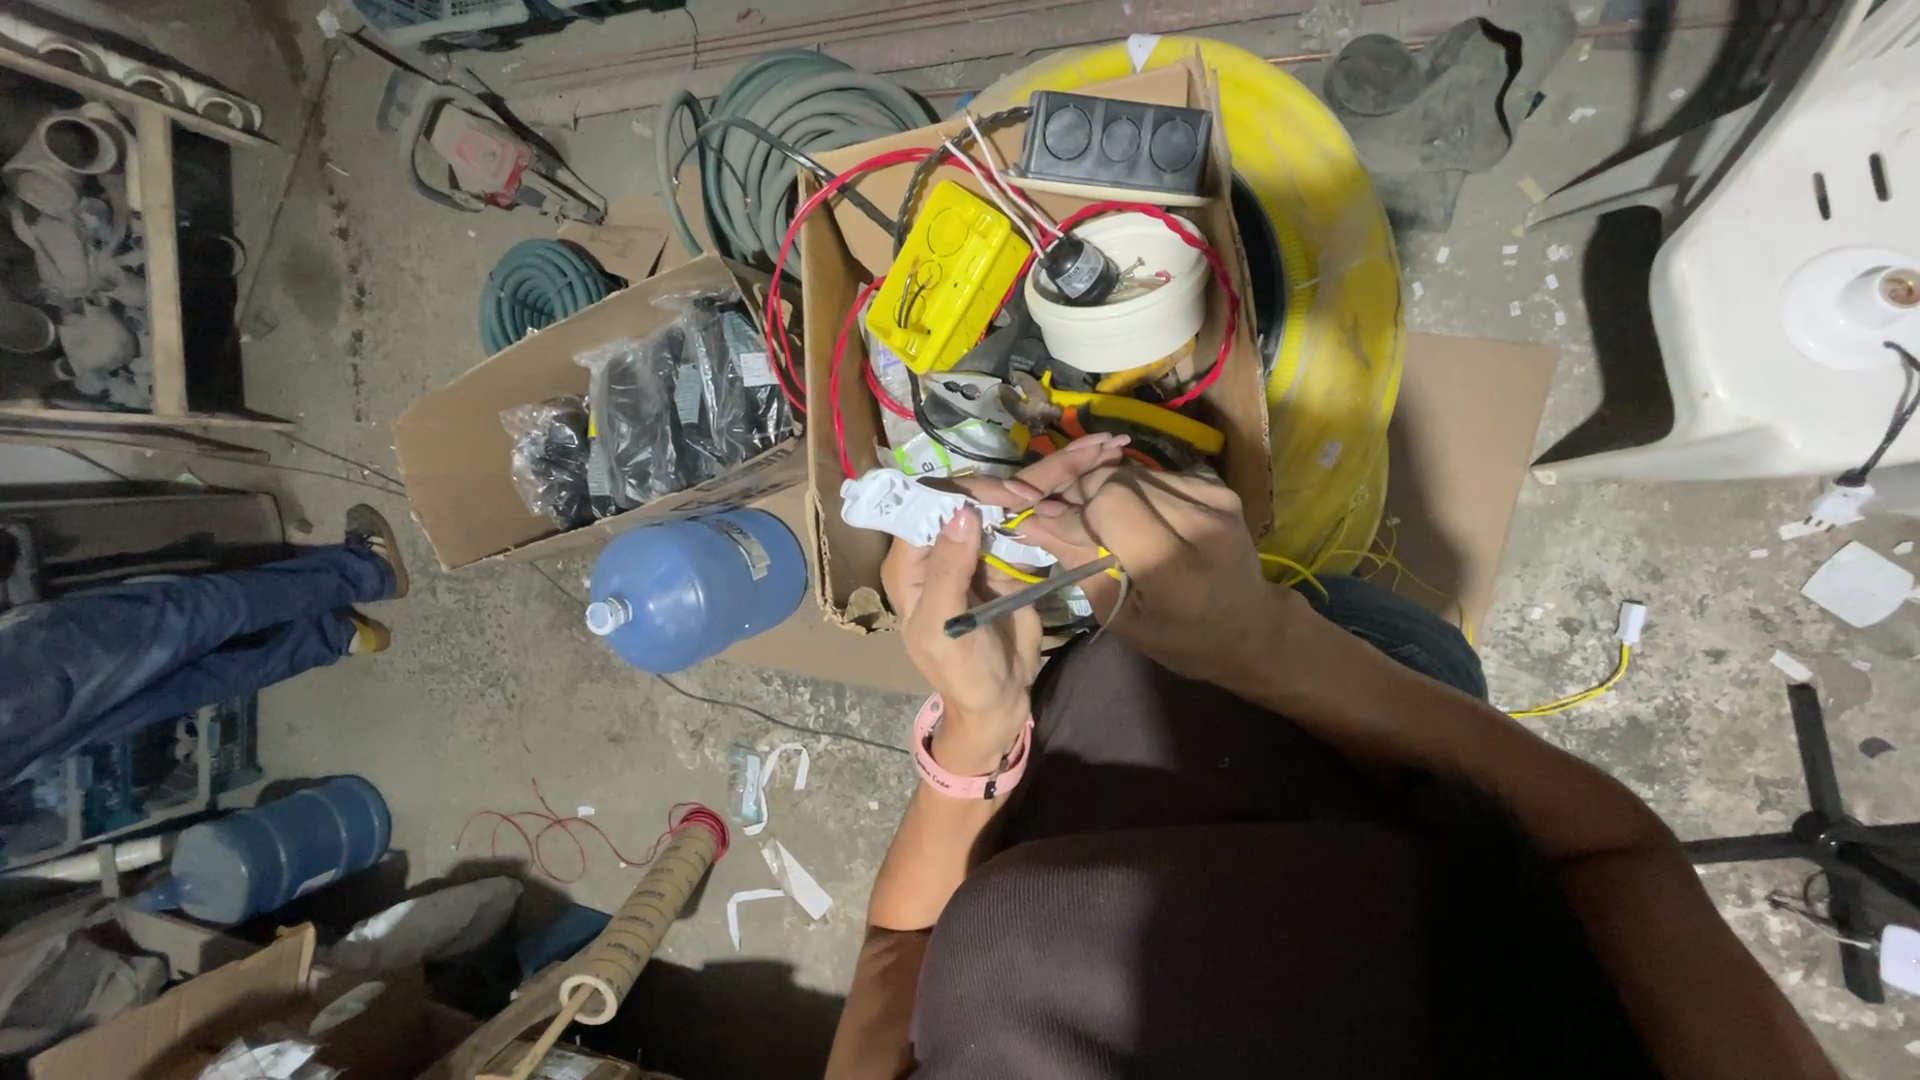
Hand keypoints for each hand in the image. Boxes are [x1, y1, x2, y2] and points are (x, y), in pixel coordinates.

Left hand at [882, 507, 1039, 772]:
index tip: (991, 493)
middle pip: (954, 503)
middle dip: (985, 493)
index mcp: (908, 566)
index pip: (921, 512)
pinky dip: (1023, 518)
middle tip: (1022, 495)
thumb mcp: (944, 626)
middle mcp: (934, 552)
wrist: (999, 697)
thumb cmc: (959, 670)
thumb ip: (949, 570)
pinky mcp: (999, 560)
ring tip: (1034, 497)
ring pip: (984, 509)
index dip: (952, 496)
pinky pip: (1008, 528)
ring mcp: (968, 553)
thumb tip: (962, 513)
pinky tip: (1040, 510)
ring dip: (1008, 500)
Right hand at [1016, 467, 1298, 690]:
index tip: (1045, 518)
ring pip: (1135, 472)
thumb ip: (1077, 561)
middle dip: (1082, 492)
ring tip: (1101, 520)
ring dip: (1107, 490)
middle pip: (1119, 479)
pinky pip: (1157, 474)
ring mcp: (1216, 500)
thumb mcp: (1118, 613)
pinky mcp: (1219, 488)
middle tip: (1065, 514)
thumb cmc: (1177, 636)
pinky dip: (1135, 490)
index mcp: (1175, 569)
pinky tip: (1137, 518)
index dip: (1071, 509)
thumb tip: (1030, 519)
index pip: (1109, 504)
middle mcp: (1201, 524)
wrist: (1248, 628)